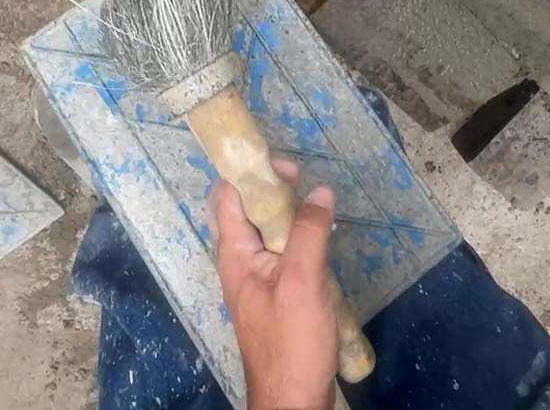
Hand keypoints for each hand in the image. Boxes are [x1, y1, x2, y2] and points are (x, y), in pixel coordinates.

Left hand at [210, 160, 339, 409]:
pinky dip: (296, 234)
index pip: (229, 196)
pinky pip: (280, 249)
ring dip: (288, 210)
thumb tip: (320, 191)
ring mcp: (256, 277)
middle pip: (248, 208)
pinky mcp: (274, 291)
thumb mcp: (303, 280)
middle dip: (273, 188)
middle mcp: (240, 260)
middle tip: (303, 180)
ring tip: (316, 203)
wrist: (294, 401)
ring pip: (267, 229)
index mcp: (234, 253)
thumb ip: (310, 231)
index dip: (250, 172)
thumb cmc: (292, 341)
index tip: (283, 163)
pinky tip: (319, 235)